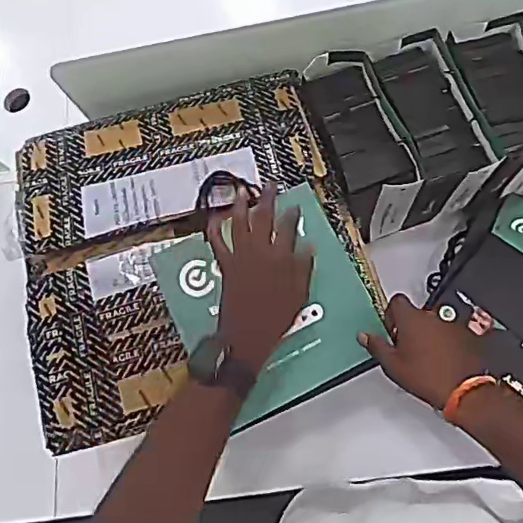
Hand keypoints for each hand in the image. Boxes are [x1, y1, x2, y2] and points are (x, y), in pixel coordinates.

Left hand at [207, 187, 313, 369]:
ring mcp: (240, 256)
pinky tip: (215, 216)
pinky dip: (214, 228)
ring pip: (239, 223)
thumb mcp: (299, 295)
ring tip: (242, 191)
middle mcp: (260, 253)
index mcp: (282, 259)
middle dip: (268, 198)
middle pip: (264, 217)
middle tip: (269, 186)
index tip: (294, 206)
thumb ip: (304, 268)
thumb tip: (308, 247)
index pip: (288, 228)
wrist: (247, 337)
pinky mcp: (225, 264)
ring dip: (240, 205)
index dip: (292, 214)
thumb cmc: (275, 320)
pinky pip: (217, 241)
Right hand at [361, 294, 484, 409]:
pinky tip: (441, 360)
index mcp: (411, 319)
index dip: (391, 314)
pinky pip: (450, 333)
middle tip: (406, 347)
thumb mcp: (392, 365)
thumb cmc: (428, 377)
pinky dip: (445, 342)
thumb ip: (376, 346)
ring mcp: (451, 325)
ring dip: (428, 334)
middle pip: (415, 313)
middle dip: (410, 327)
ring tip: (425, 357)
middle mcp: (432, 317)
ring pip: (433, 323)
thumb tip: (366, 336)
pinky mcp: (466, 336)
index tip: (391, 329)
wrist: (464, 392)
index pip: (397, 301)